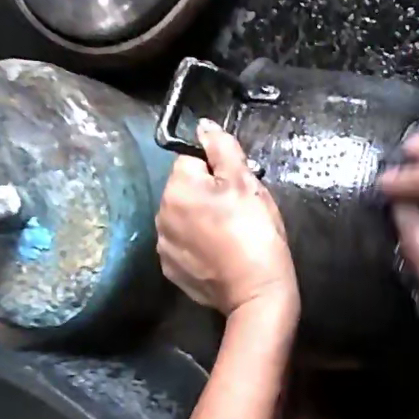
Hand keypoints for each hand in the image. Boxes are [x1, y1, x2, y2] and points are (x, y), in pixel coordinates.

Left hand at [157, 120, 298, 318]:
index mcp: (177, 188)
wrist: (256, 292)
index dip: (217, 170)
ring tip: (230, 235)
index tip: (236, 189)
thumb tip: (203, 126)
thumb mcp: (246, 182)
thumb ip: (222, 148)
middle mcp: (161, 214)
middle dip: (207, 195)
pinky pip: (183, 245)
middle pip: (184, 190)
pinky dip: (198, 246)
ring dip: (201, 220)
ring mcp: (164, 246)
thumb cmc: (255, 232)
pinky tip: (220, 254)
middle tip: (238, 211)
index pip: (191, 160)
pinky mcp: (171, 270)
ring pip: (183, 218)